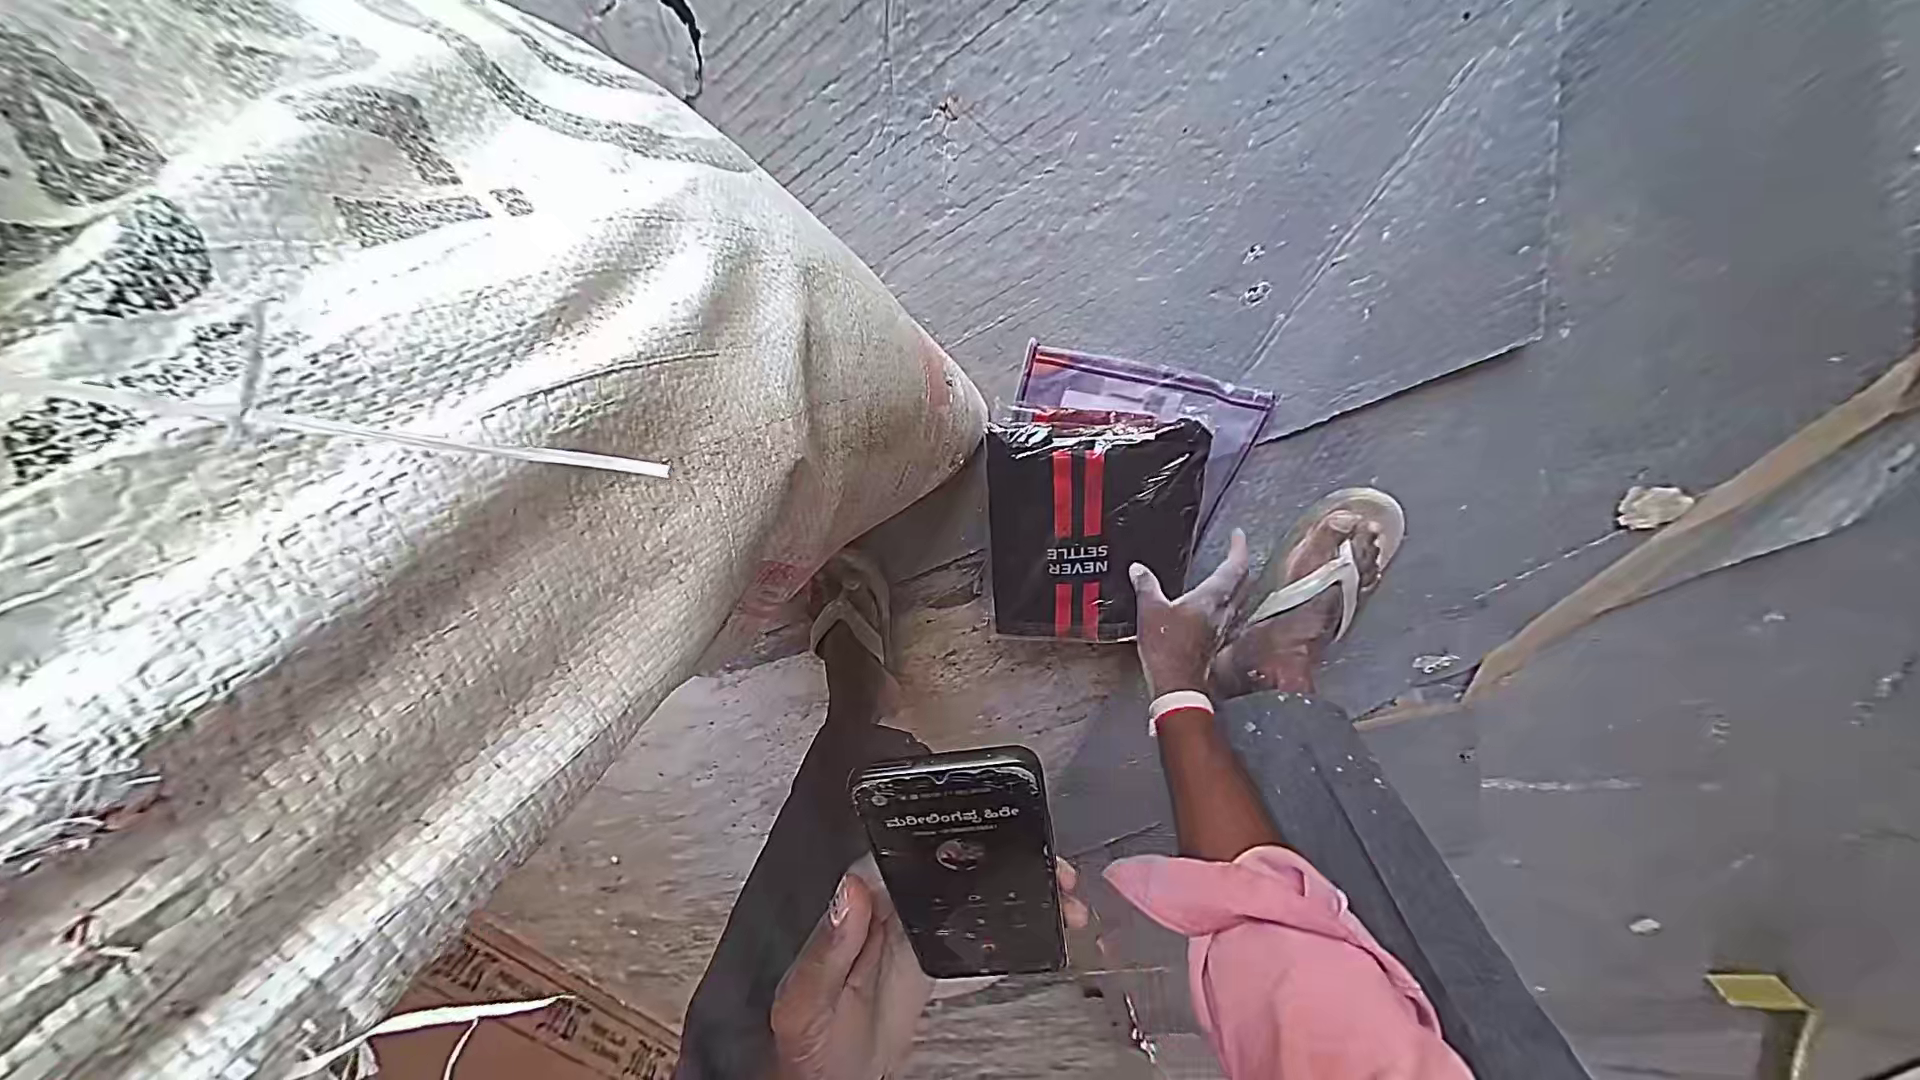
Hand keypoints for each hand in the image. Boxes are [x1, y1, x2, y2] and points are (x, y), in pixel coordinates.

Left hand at [770, 860, 1093, 1079]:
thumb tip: (851, 890)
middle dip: (1004, 859)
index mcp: (864, 904)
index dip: (956, 837)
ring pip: (973, 895)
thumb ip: (827, 949)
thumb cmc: (809, 1044)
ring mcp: (918, 932)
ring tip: (1060, 897)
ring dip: (1016, 891)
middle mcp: (894, 907)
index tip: (996, 834)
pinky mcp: (935, 959)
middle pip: (954, 866)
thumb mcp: (807, 999)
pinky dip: (1012, 930)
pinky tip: (1044, 928)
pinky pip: (978, 934)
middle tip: (1050, 868)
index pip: (911, 853)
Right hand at [1128, 529, 1249, 696]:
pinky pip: (1229, 615)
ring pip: (1239, 599)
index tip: (1238, 535)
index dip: (1238, 548)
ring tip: (1227, 574)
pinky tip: (1216, 607)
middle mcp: (1224, 611)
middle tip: (1234, 551)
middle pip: (1242, 582)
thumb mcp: (1150, 611)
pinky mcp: (1217, 641)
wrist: (1177, 685)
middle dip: (1240, 563)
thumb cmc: (1167, 647)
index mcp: (1212, 598)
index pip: (1234, 567)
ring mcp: (1223, 628)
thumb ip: (1146, 586)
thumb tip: (1138, 569)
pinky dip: (1226, 603)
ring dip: (1237, 584)